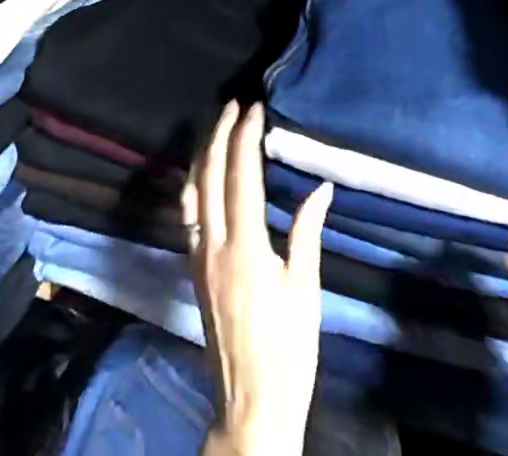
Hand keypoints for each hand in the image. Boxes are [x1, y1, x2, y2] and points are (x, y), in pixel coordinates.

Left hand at [184, 101, 334, 455]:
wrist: (250, 401)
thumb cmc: (288, 348)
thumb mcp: (305, 289)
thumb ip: (306, 232)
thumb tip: (320, 187)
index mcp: (245, 248)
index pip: (241, 177)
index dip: (245, 138)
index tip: (254, 109)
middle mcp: (212, 246)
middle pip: (208, 176)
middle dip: (218, 135)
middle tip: (231, 105)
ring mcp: (197, 257)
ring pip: (190, 193)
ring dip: (202, 155)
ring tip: (214, 129)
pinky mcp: (193, 269)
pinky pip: (187, 214)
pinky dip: (194, 184)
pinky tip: (203, 176)